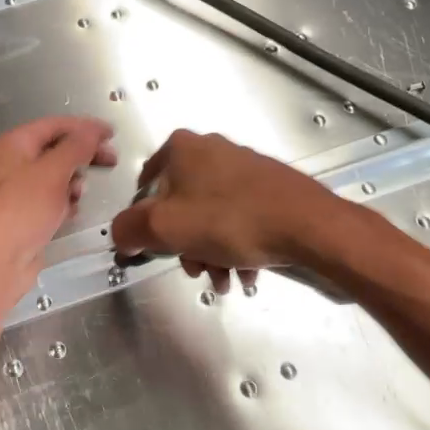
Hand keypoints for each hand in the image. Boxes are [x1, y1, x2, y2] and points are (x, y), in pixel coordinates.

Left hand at [0, 116, 116, 303]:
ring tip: (80, 194)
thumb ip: (76, 146)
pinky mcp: (18, 217)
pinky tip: (70, 212)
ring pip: (52, 176)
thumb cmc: (21, 210)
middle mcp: (9, 163)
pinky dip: (61, 202)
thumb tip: (93, 129)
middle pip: (54, 149)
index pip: (54, 125)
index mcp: (11, 144)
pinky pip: (46, 200)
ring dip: (72, 181)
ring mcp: (12, 191)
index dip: (85, 127)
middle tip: (111, 160)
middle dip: (82, 155)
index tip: (112, 134)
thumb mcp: (53, 172)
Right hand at [109, 130, 340, 294]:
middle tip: (196, 271)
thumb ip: (129, 229)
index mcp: (182, 148)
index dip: (144, 221)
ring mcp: (242, 166)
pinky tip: (247, 273)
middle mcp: (211, 149)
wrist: (309, 226)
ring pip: (211, 215)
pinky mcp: (269, 187)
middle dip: (185, 245)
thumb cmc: (230, 220)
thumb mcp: (165, 228)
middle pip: (180, 204)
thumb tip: (120, 235)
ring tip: (227, 281)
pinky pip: (239, 218)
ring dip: (211, 252)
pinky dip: (237, 246)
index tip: (156, 248)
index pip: (145, 186)